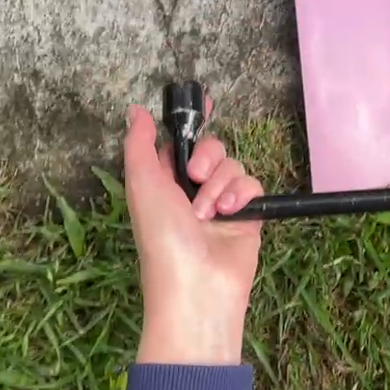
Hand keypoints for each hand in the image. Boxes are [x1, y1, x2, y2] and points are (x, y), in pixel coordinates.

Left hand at [121, 104, 264, 365]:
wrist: (197, 288)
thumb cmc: (163, 238)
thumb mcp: (143, 187)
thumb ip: (140, 145)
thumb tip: (136, 110)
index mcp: (164, 183)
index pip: (180, 143)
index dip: (192, 122)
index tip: (205, 102)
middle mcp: (193, 191)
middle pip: (211, 149)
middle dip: (207, 157)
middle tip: (197, 177)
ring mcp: (222, 204)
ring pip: (233, 166)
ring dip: (221, 184)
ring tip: (210, 213)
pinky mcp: (248, 215)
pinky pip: (253, 185)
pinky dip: (242, 195)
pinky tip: (232, 213)